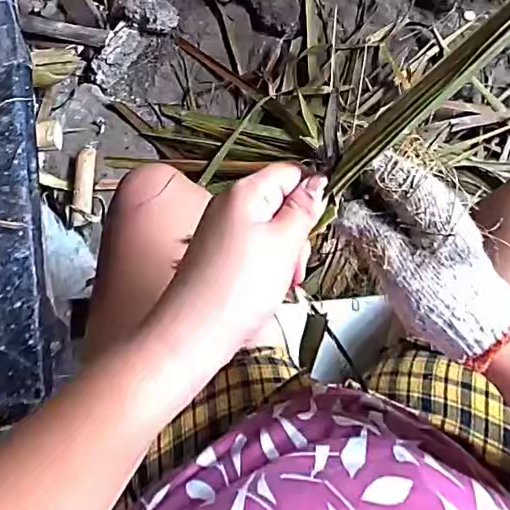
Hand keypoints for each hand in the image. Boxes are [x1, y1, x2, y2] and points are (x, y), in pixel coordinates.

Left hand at [141, 163, 325, 369]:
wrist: (192, 336)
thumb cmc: (236, 290)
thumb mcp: (285, 243)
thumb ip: (304, 208)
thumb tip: (318, 181)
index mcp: (244, 192)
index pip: (290, 172)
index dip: (310, 193)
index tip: (317, 221)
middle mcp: (228, 204)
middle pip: (280, 202)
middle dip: (297, 232)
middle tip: (295, 263)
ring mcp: (220, 230)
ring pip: (270, 229)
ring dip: (285, 254)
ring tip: (281, 283)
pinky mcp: (217, 254)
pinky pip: (254, 249)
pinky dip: (267, 267)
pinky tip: (265, 290)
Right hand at [335, 153, 509, 366]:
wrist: (481, 330)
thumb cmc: (443, 298)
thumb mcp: (399, 267)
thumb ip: (368, 232)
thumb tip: (340, 206)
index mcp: (429, 198)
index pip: (386, 165)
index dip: (354, 166)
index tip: (328, 174)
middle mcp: (432, 197)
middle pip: (385, 175)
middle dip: (355, 185)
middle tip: (328, 201)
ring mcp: (431, 212)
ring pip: (387, 193)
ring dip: (363, 201)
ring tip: (339, 217)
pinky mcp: (427, 229)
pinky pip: (394, 211)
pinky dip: (375, 217)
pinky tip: (359, 230)